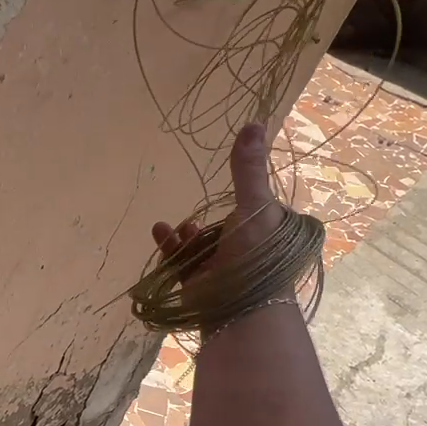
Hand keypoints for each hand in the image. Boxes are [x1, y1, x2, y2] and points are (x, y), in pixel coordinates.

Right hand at [149, 122, 285, 281]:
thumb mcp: (255, 204)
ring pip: (199, 245)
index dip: (244, 199)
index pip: (256, 209)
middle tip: (198, 212)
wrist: (238, 303)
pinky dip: (168, 247)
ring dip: (184, 233)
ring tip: (172, 225)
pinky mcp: (197, 282)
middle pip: (223, 227)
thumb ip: (248, 170)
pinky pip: (180, 261)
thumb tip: (254, 122)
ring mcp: (220, 267)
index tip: (229, 187)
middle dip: (207, 220)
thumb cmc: (256, 252)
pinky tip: (159, 231)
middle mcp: (245, 248)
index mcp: (267, 230)